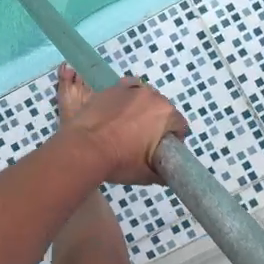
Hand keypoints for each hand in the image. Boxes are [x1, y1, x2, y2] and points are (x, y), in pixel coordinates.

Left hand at [58, 76, 188, 184]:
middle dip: (157, 123)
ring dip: (142, 109)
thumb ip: (162, 173)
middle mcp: (151, 96)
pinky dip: (125, 99)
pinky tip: (119, 110)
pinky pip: (125, 90)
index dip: (173, 140)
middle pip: (162, 109)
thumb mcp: (147, 174)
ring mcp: (129, 90)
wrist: (84, 148)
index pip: (179, 126)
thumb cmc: (119, 161)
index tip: (162, 151)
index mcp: (166, 114)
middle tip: (144, 141)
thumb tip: (166, 174)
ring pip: (144, 98)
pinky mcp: (110, 89)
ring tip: (129, 126)